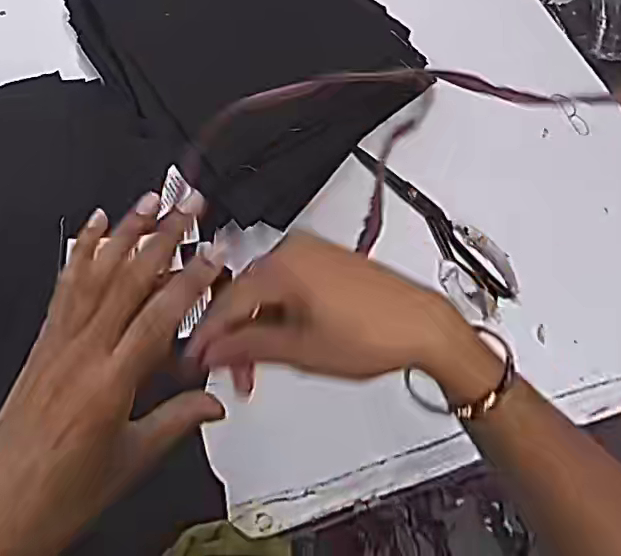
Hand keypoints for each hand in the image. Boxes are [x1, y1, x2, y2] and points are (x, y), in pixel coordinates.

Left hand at [0, 193, 225, 555]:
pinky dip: (82, 250)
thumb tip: (212, 404)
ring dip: (125, 232)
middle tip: (186, 207)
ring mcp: (60, 340)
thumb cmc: (57, 492)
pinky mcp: (44, 338)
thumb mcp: (130, 462)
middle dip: (163, 237)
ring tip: (147, 202)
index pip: (158, 318)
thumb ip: (176, 422)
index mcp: (110, 384)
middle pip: (129, 280)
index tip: (211, 253)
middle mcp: (83, 352)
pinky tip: (94, 227)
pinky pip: (65, 284)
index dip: (190, 280)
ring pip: (97, 272)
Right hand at [186, 234, 506, 404]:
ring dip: (255, 324)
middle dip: (235, 335)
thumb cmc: (378, 333)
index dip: (209, 336)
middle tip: (231, 372)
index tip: (196, 359)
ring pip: (263, 288)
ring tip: (258, 363)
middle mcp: (293, 248)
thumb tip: (215, 350)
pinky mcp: (321, 258)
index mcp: (283, 264)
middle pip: (244, 292)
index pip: (228, 301)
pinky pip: (284, 281)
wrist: (424, 326)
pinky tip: (278, 337)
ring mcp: (309, 250)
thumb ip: (250, 348)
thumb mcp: (302, 351)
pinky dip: (276, 310)